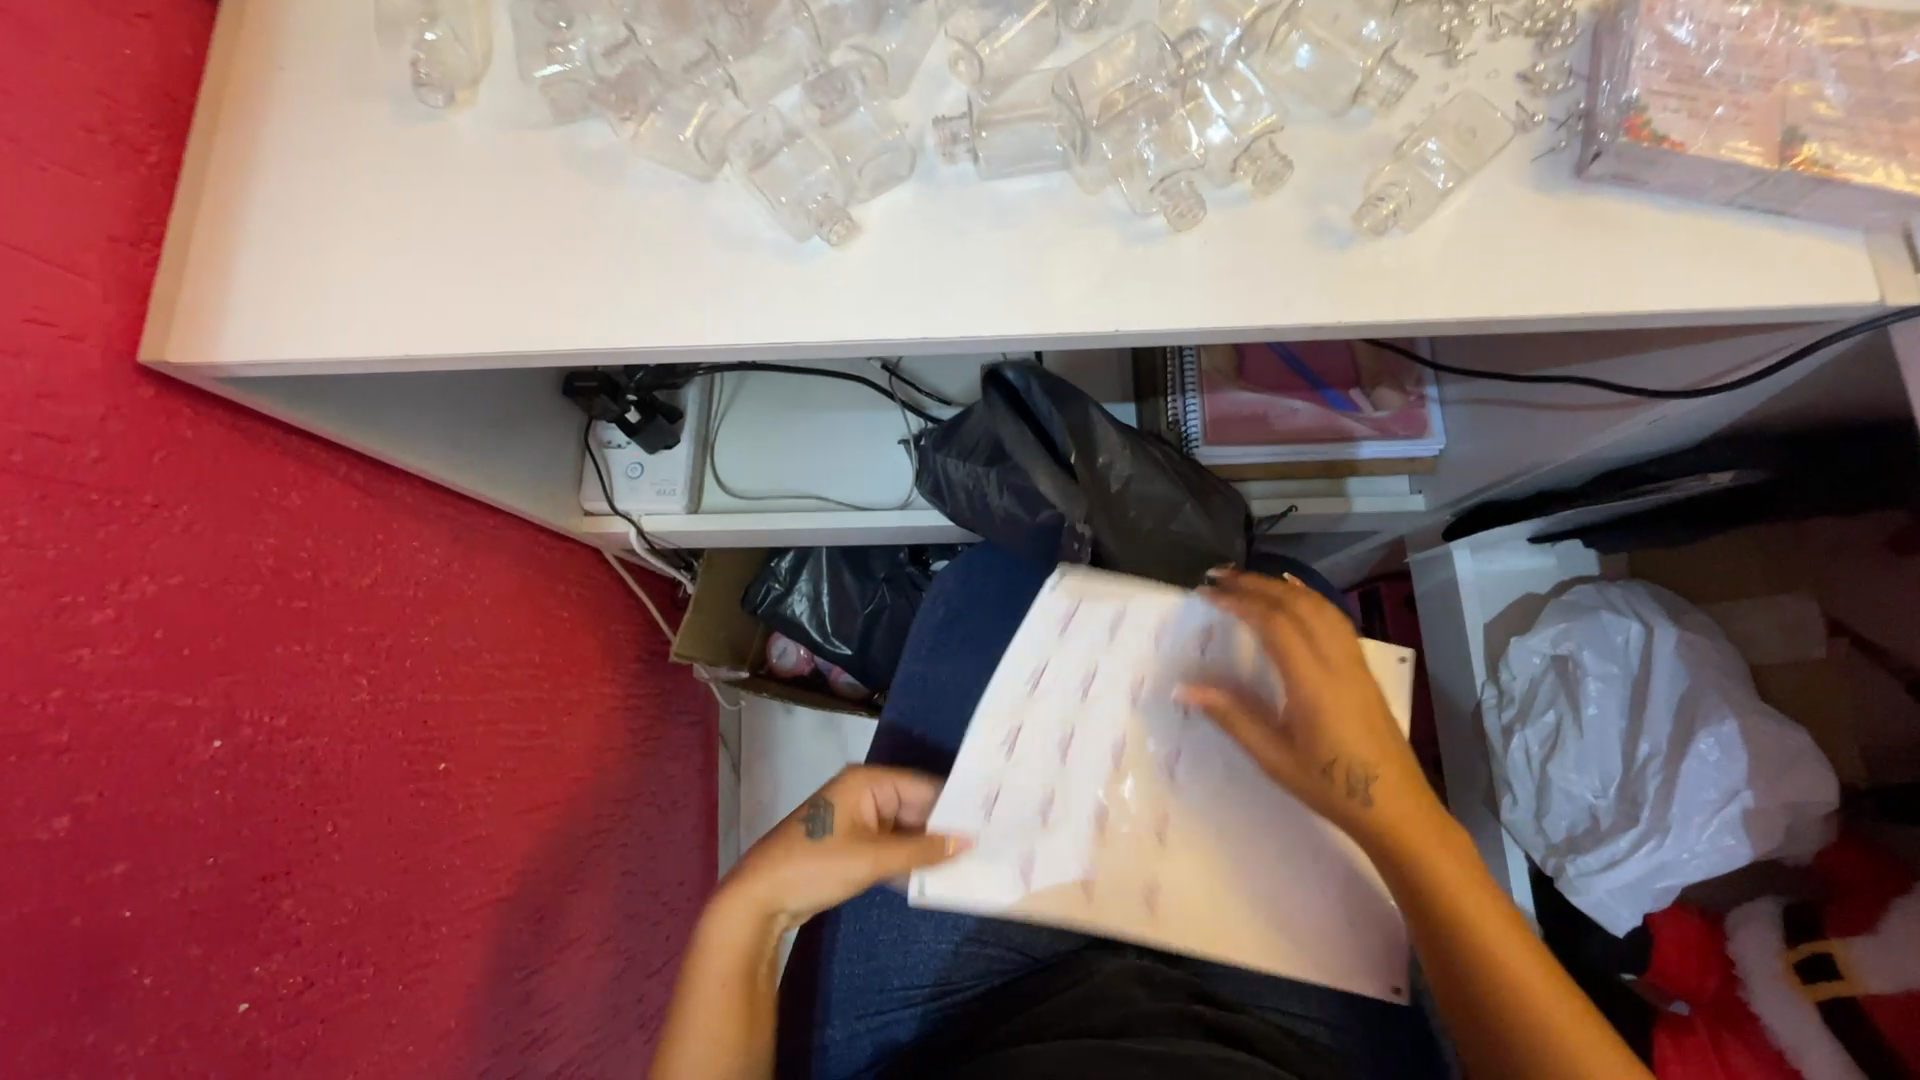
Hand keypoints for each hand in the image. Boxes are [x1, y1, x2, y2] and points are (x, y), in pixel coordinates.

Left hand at [717, 765, 967, 928]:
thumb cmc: (816, 866)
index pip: (923, 786)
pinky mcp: (853, 844)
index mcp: (868, 781)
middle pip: (915, 806)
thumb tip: (967, 842)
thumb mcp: (873, 858)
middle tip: (985, 845)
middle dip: (944, 828)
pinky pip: (891, 845)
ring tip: (969, 861)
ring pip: (905, 828)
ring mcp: (857, 819)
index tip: (989, 821)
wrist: (759, 898)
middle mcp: (865, 792)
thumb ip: (922, 850)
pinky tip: (935, 874)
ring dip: (928, 847)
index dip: (955, 805)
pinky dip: (908, 858)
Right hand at [1180, 569, 1442, 851]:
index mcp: (1313, 684)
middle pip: (1297, 605)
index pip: (1274, 624)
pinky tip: (1295, 594)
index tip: (1206, 593)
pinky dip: (1310, 598)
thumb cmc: (1330, 787)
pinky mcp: (1363, 670)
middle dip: (1256, 584)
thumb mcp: (1273, 757)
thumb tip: (1184, 688)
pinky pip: (1336, 619)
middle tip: (1217, 576)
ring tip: (1248, 579)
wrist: (1396, 807)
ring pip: (1320, 607)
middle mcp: (1337, 663)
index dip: (1239, 602)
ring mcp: (1355, 664)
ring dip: (1281, 586)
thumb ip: (1231, 716)